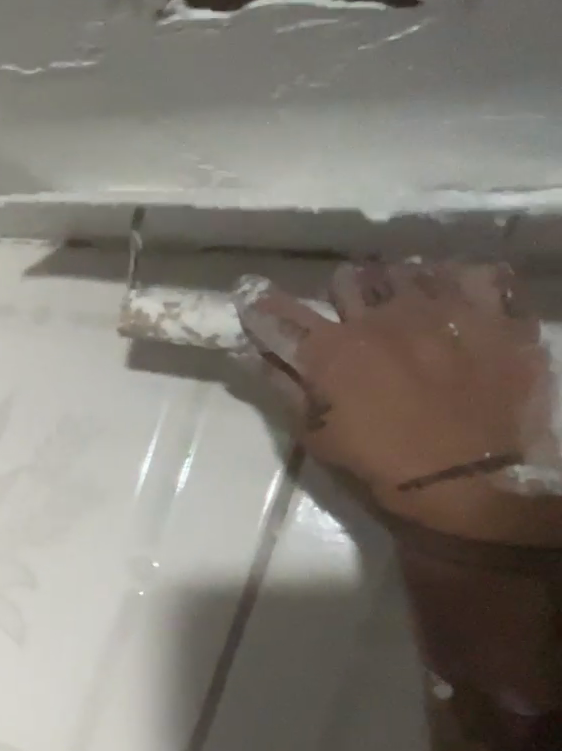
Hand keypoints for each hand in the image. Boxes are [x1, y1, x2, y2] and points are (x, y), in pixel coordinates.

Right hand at [237, 261, 561, 543]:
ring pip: (410, 271)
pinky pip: (481, 277)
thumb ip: (283, 385)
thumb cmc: (376, 460)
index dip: (259, 302)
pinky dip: (461, 278)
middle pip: (349, 280)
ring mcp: (446, 316)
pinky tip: (455, 295)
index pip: (279, 313)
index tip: (250, 296)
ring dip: (395, 281)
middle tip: (343, 305)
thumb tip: (249, 354)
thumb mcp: (312, 430)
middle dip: (340, 290)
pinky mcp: (499, 321)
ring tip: (399, 297)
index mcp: (330, 350)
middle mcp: (382, 321)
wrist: (468, 479)